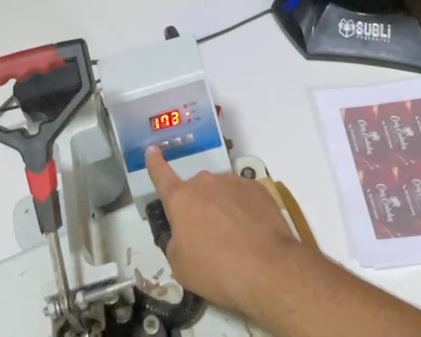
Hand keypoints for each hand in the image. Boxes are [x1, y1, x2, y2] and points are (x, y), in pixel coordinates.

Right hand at [144, 145, 300, 313]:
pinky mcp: (258, 189)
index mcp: (181, 199)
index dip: (155, 164)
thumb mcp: (181, 265)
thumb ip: (176, 241)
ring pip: (222, 193)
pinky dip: (245, 211)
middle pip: (197, 192)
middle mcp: (205, 182)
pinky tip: (254, 234)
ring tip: (237, 239)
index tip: (152, 150)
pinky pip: (244, 197)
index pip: (161, 176)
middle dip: (200, 208)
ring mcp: (233, 182)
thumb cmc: (216, 270)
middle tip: (210, 237)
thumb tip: (185, 233)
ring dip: (223, 209)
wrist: (268, 269)